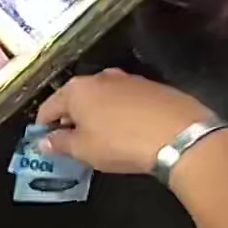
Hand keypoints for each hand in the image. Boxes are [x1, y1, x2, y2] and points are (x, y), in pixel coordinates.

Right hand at [34, 69, 215, 174]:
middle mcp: (99, 78)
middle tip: (74, 139)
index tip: (47, 141)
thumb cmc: (120, 142)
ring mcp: (129, 80)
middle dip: (72, 117)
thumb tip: (44, 141)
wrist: (183, 137)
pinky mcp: (156, 87)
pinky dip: (122, 112)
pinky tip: (130, 130)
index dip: (44, 126)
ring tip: (104, 135)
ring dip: (98, 113)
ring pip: (102, 97)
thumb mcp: (82, 149)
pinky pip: (128, 100)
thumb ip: (58, 143)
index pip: (48, 107)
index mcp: (75, 90)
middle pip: (75, 99)